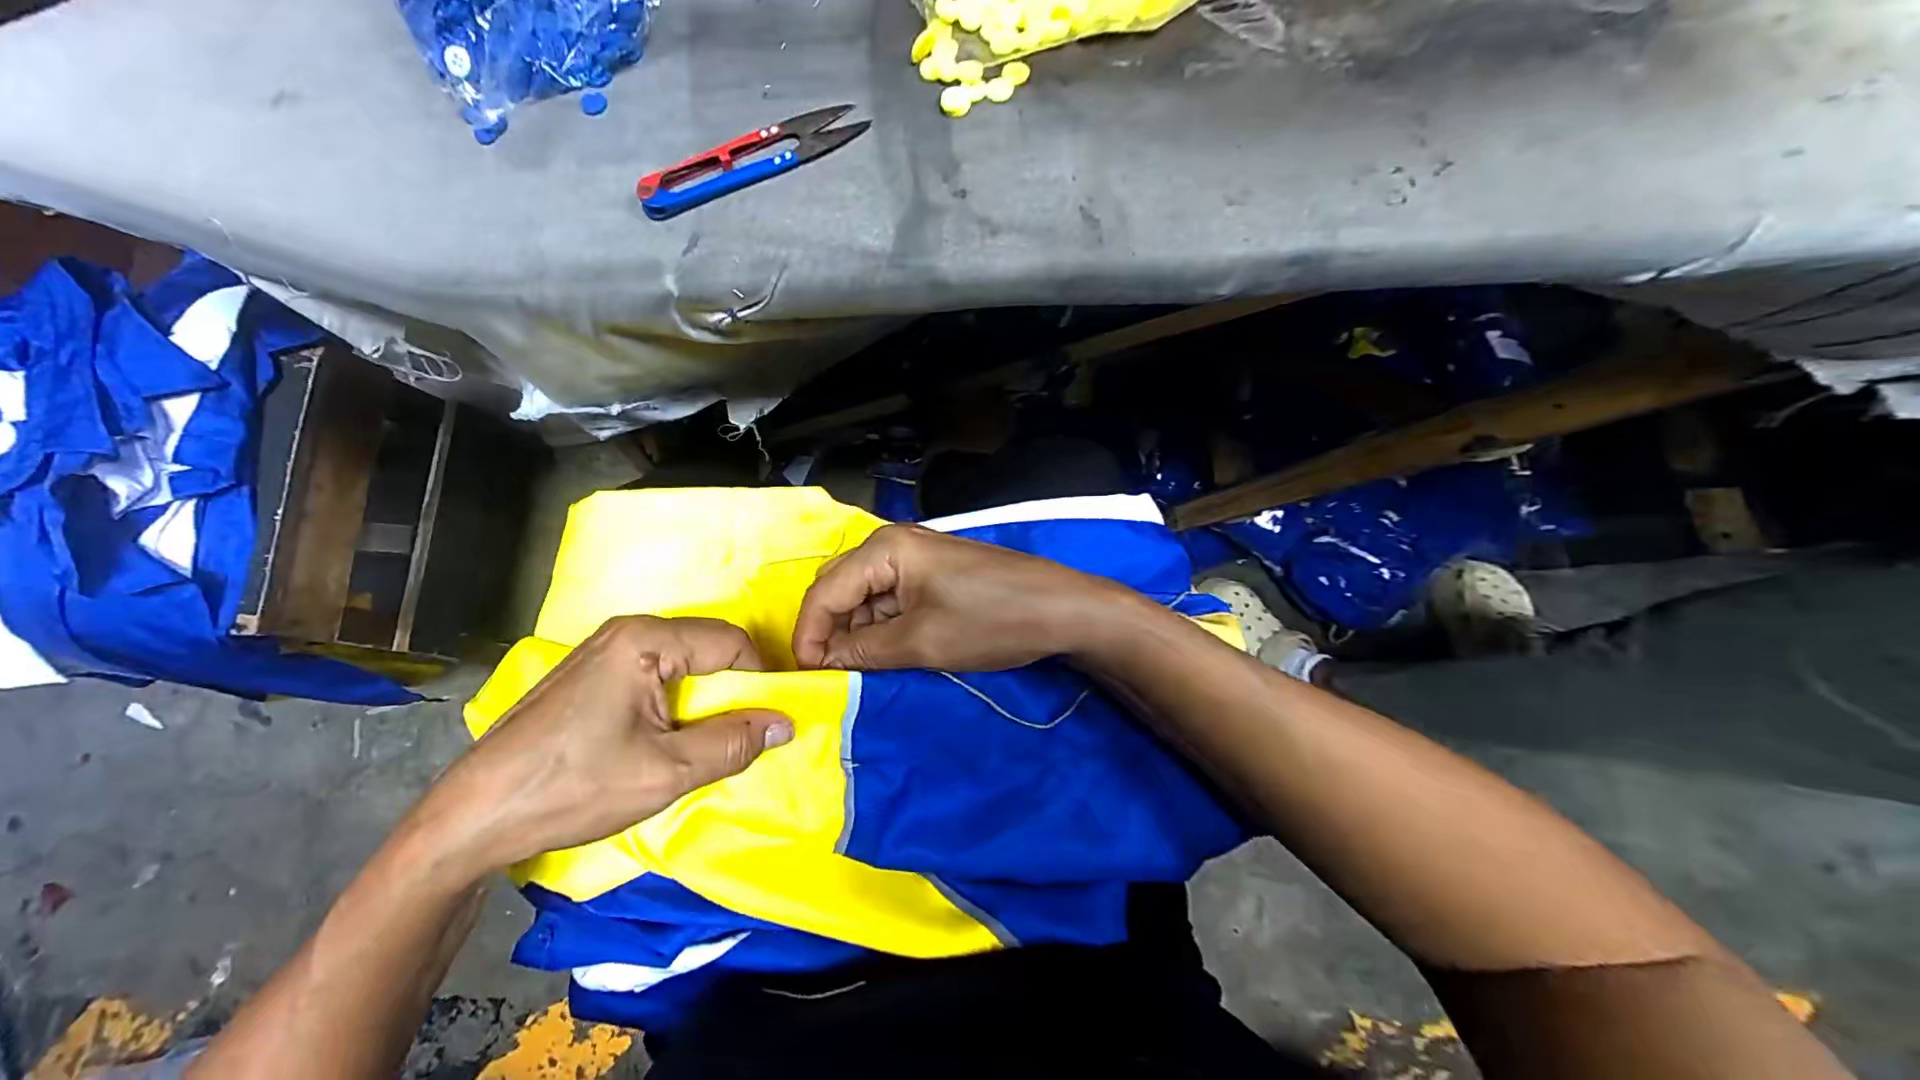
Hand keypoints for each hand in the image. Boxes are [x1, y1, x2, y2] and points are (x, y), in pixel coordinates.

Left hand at [422, 616, 792, 871]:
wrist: (473, 816)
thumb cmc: (573, 788)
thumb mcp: (666, 772)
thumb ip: (732, 743)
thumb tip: (786, 723)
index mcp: (645, 641)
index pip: (731, 642)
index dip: (760, 678)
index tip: (771, 719)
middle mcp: (625, 631)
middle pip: (706, 646)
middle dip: (732, 689)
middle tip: (739, 734)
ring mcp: (602, 648)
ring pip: (682, 660)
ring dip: (703, 697)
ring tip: (704, 740)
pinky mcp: (589, 671)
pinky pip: (654, 671)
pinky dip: (675, 699)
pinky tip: (665, 736)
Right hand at [792, 524, 1132, 671]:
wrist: (1063, 610)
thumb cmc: (991, 621)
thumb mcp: (921, 643)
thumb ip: (863, 651)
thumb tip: (822, 661)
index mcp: (886, 549)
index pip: (825, 591)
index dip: (808, 634)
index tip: (804, 675)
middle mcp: (894, 544)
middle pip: (840, 587)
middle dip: (829, 631)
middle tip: (827, 673)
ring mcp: (917, 556)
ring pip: (865, 595)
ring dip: (855, 631)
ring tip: (855, 670)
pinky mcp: (934, 572)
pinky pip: (891, 598)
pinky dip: (881, 626)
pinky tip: (884, 653)